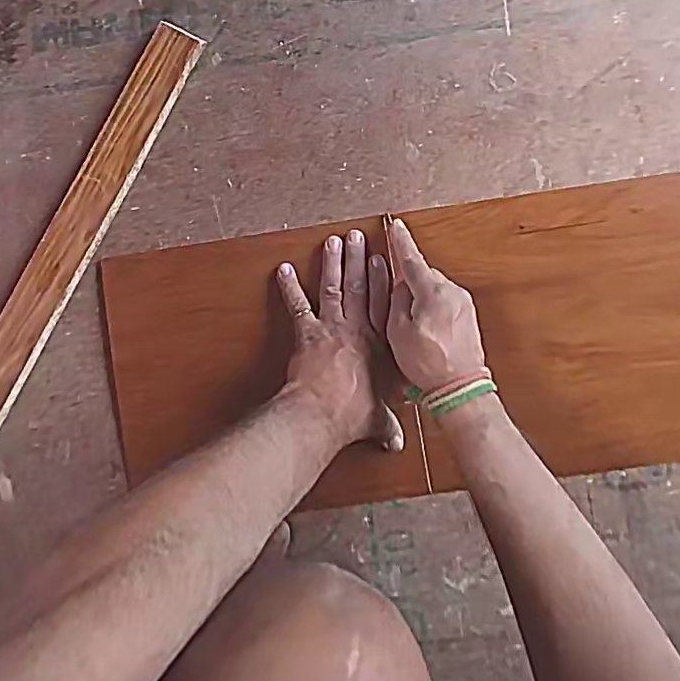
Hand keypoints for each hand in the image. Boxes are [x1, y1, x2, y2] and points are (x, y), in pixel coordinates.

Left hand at [275, 231, 404, 452]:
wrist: (323, 413)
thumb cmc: (353, 414)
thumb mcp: (377, 421)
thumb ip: (386, 426)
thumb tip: (395, 443)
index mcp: (379, 345)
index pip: (385, 305)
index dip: (385, 281)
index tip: (385, 260)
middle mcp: (356, 329)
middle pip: (359, 287)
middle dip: (359, 260)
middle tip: (359, 237)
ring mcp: (331, 327)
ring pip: (334, 288)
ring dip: (332, 263)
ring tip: (333, 242)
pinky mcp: (307, 332)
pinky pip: (298, 305)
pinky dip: (289, 287)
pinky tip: (284, 269)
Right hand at [383, 217, 488, 394]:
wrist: (460, 389)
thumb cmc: (428, 363)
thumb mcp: (398, 330)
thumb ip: (397, 300)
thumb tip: (401, 285)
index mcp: (432, 291)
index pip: (411, 258)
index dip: (400, 241)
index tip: (395, 225)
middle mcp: (452, 292)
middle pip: (423, 275)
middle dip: (408, 284)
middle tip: (397, 308)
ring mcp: (463, 303)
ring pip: (434, 290)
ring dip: (421, 300)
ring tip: (412, 327)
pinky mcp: (468, 315)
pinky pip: (444, 301)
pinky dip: (432, 309)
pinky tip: (426, 330)